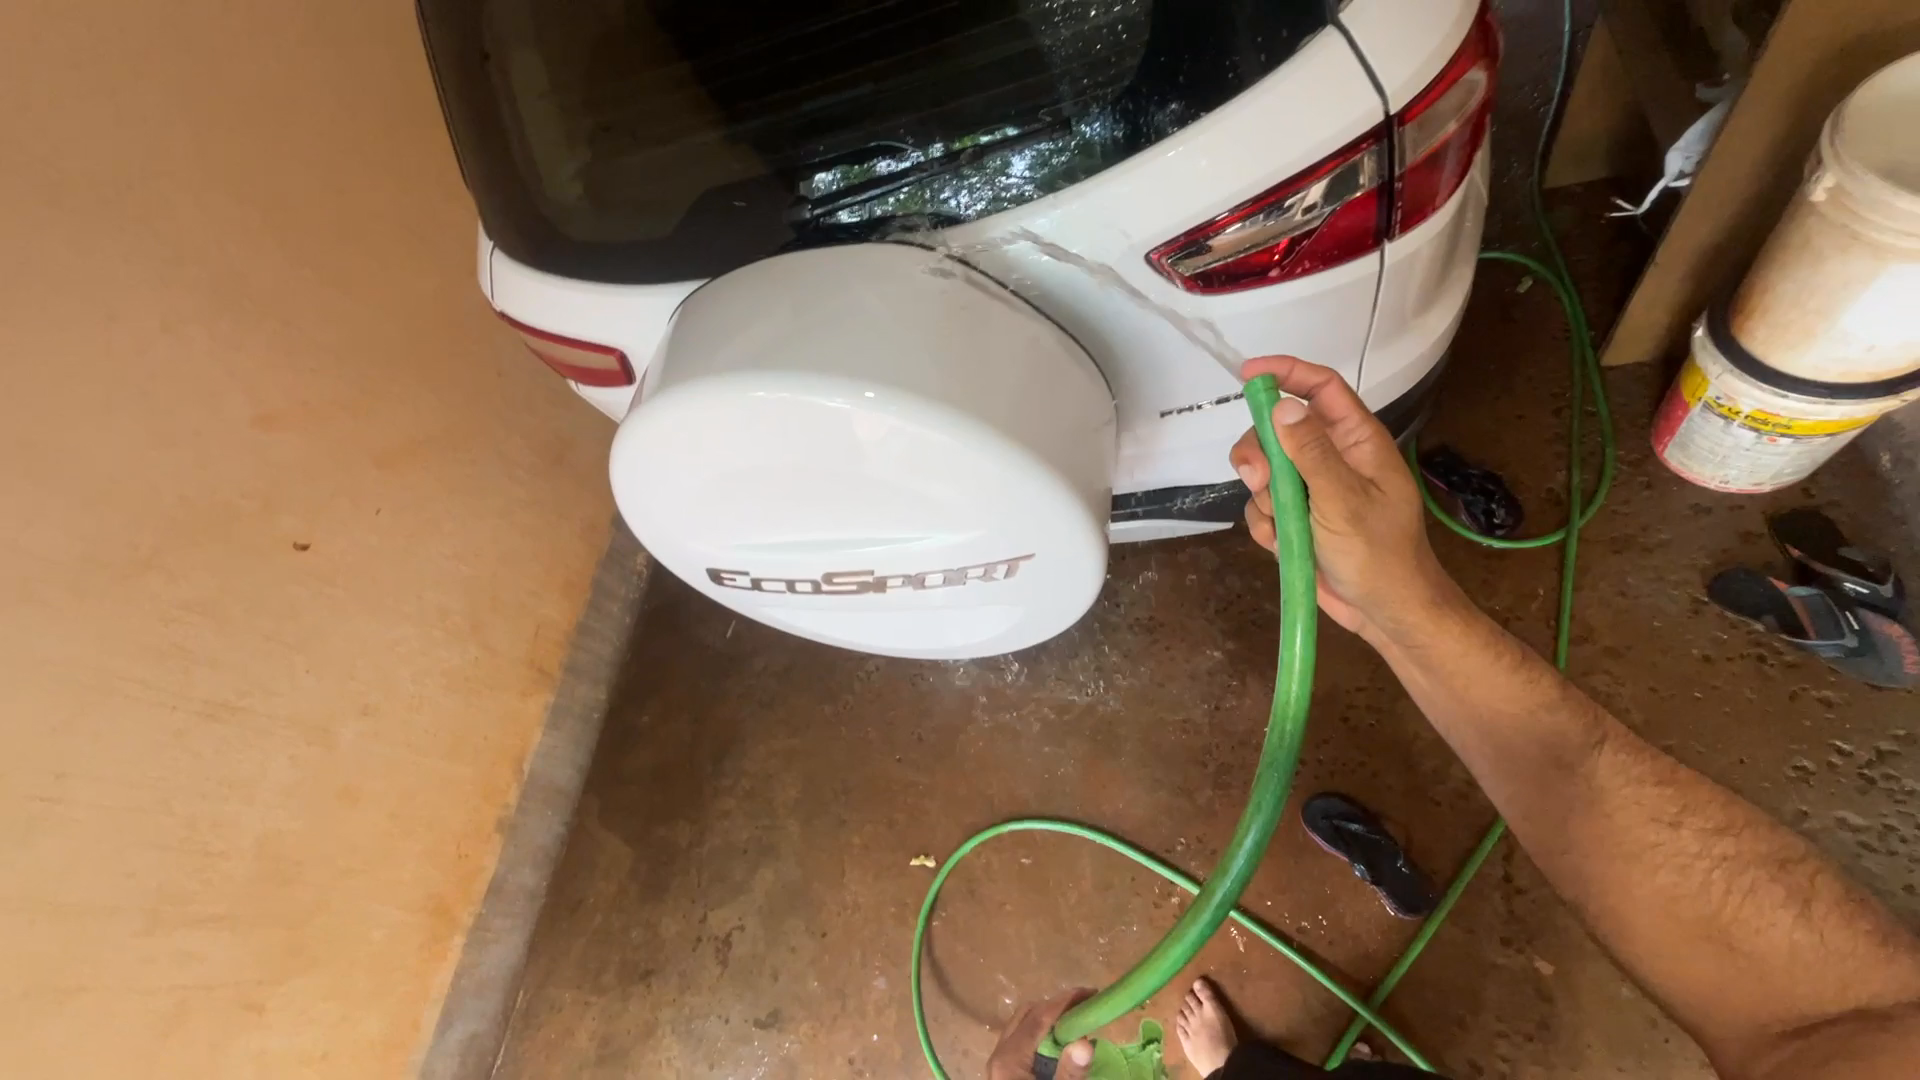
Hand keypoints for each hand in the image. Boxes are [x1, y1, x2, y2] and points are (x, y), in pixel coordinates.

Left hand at [985, 991, 1095, 1079]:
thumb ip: (1068, 1073)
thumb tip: (1086, 1043)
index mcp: (1008, 1057)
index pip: (1039, 1017)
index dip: (1066, 1000)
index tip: (1092, 992)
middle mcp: (998, 1053)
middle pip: (1028, 1014)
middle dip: (1057, 1006)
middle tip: (1085, 1008)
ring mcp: (998, 1061)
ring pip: (1023, 1025)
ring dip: (1048, 1019)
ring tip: (1076, 1023)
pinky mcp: (1003, 1071)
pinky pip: (1021, 1040)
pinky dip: (1041, 1034)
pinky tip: (1059, 1044)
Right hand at [1228, 356, 1464, 643]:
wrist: (1384, 612)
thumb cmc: (1378, 553)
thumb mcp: (1343, 500)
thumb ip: (1310, 453)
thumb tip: (1282, 407)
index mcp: (1355, 441)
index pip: (1320, 389)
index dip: (1286, 373)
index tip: (1247, 374)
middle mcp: (1330, 458)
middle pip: (1276, 431)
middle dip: (1260, 456)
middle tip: (1261, 480)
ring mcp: (1310, 489)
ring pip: (1263, 473)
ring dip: (1266, 501)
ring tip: (1288, 528)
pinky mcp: (1295, 519)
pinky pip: (1261, 508)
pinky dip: (1266, 527)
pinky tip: (1285, 546)